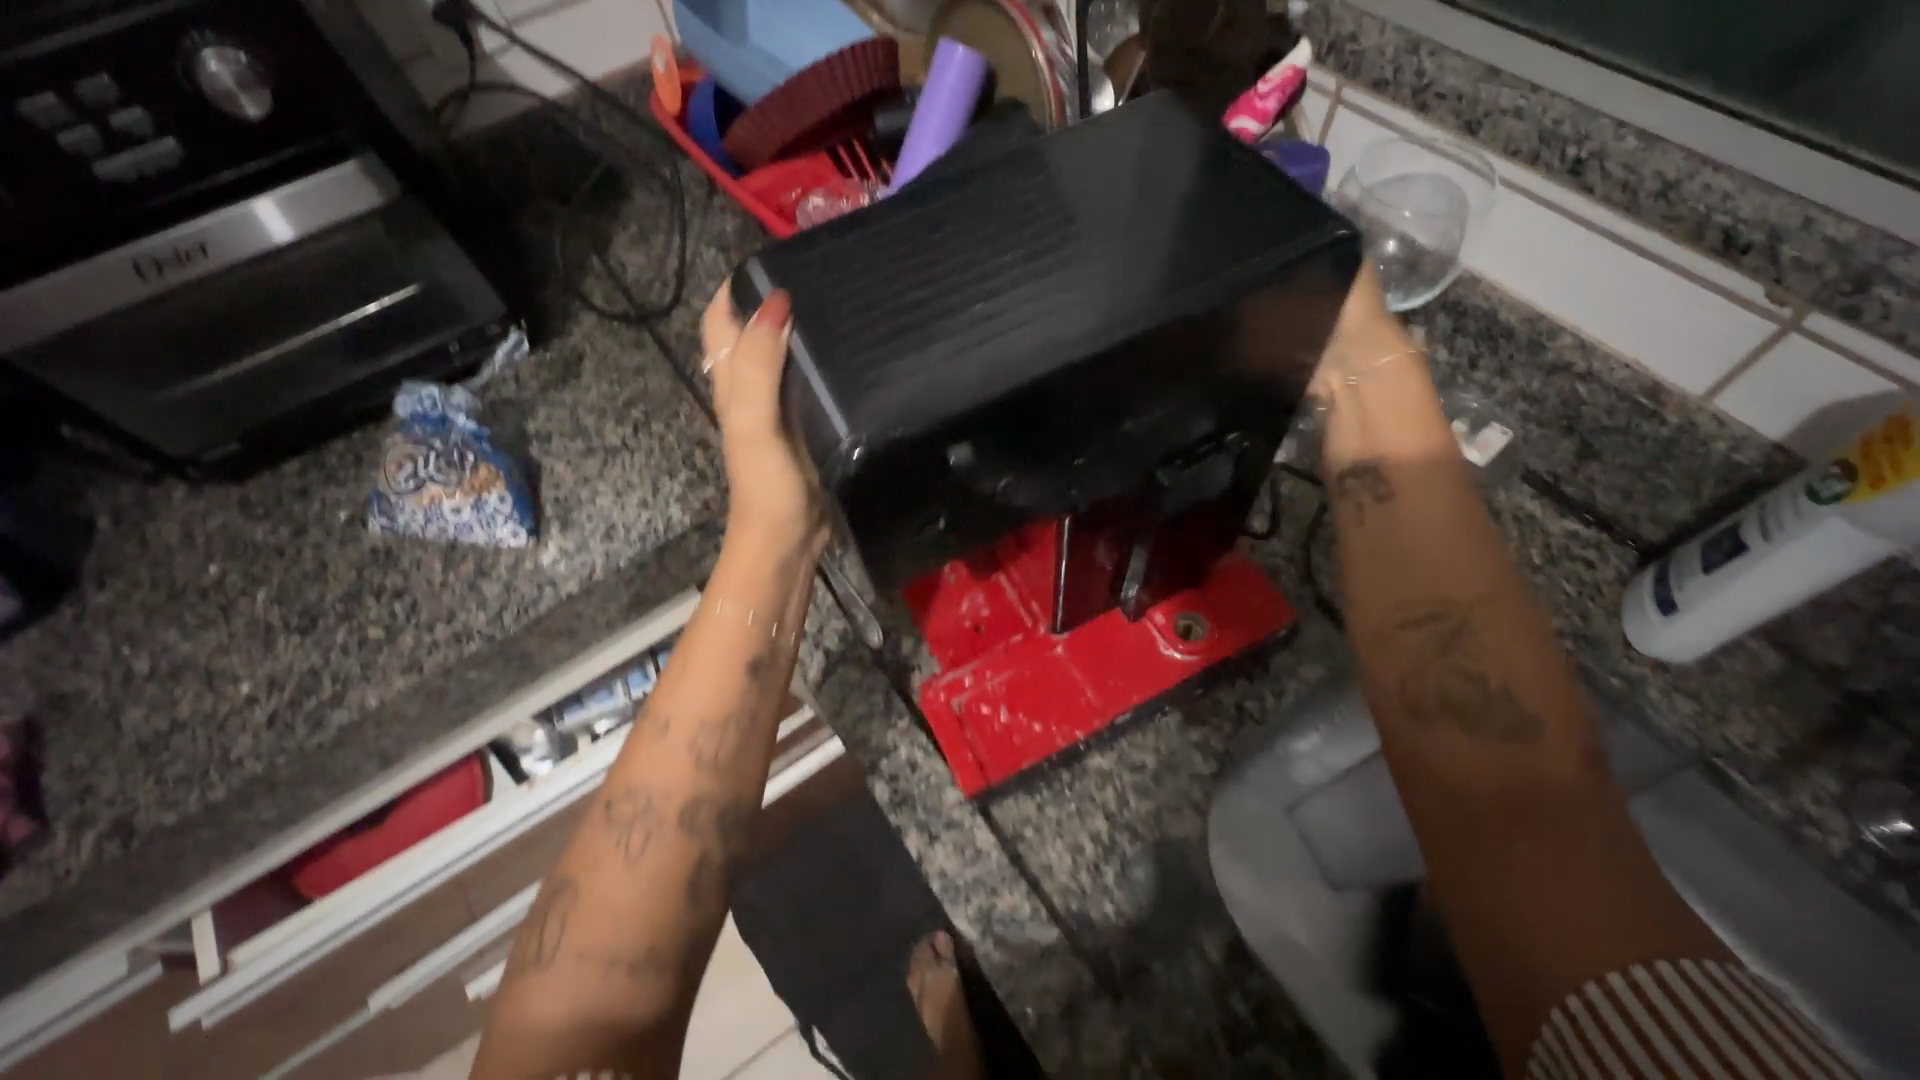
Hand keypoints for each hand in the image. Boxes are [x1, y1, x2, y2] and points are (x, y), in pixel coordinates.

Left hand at [701, 282, 824, 547]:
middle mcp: (751, 389)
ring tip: (847, 304)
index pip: (721, 318)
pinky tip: (856, 357)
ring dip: (804, 330)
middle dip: (776, 299)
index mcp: (732, 382)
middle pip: (753, 330)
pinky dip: (825, 364)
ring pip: (784, 356)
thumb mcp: (754, 421)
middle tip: (826, 274)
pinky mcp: (807, 428)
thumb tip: (777, 302)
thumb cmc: (767, 486)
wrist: (787, 543)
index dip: (740, 286)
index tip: (782, 258)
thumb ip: (759, 365)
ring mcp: (780, 410)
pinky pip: (812, 384)